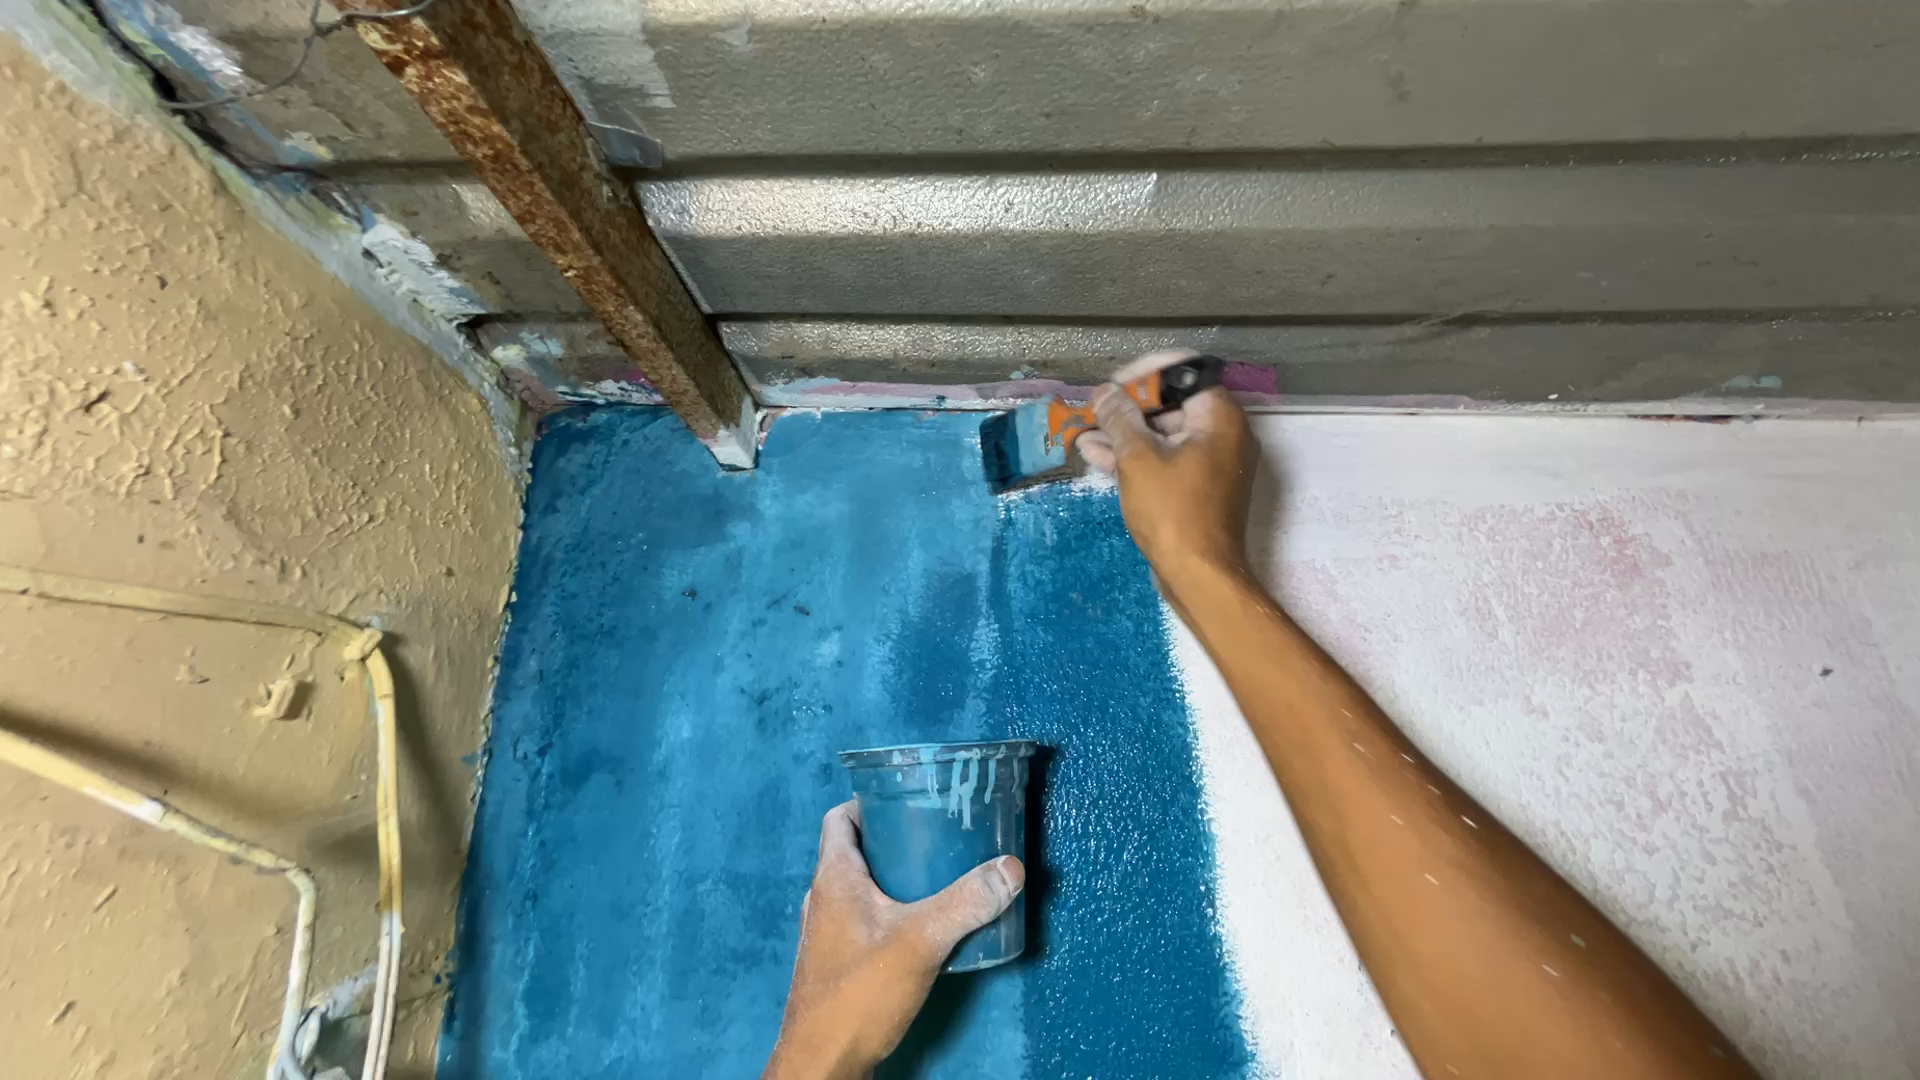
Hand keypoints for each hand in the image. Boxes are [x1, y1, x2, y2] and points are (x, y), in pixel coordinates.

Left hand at [763, 801, 1024, 1079]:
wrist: (821, 1067)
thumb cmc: (860, 991)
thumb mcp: (921, 940)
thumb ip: (966, 903)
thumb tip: (1011, 867)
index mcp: (833, 876)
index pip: (840, 817)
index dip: (869, 801)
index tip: (909, 799)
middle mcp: (823, 897)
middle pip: (854, 849)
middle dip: (893, 838)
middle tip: (936, 835)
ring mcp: (825, 933)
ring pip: (859, 885)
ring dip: (891, 876)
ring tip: (936, 875)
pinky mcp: (835, 962)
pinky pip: (861, 917)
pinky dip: (887, 908)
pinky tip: (920, 925)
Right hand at [1075, 350, 1259, 591]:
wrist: (1198, 574)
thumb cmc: (1172, 510)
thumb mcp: (1138, 459)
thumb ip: (1119, 419)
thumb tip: (1105, 393)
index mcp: (1219, 417)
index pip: (1183, 372)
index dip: (1144, 374)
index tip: (1111, 386)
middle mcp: (1222, 433)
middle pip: (1171, 403)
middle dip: (1127, 406)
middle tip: (1092, 410)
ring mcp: (1209, 462)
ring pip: (1163, 433)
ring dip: (1124, 432)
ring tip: (1083, 432)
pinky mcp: (1195, 487)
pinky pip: (1165, 459)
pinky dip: (1135, 456)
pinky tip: (1096, 455)